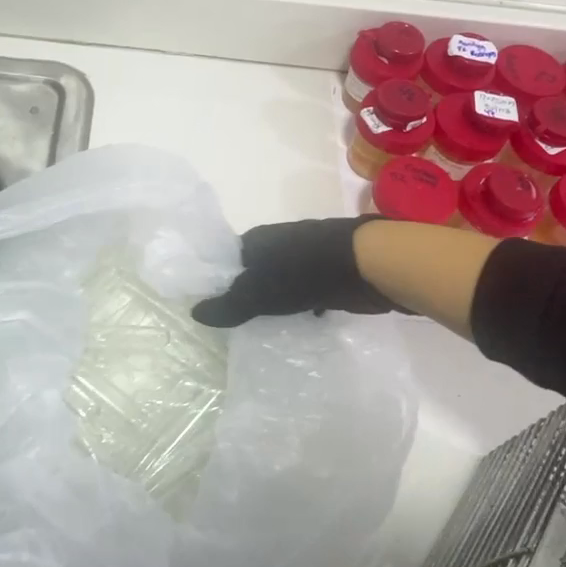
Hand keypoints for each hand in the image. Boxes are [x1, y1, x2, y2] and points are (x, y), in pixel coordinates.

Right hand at [191, 217, 402, 326]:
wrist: (370, 263)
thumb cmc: (307, 272)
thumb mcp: (261, 292)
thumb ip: (231, 305)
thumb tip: (195, 313)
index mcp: (261, 239)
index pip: (232, 258)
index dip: (222, 280)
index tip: (215, 307)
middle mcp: (283, 243)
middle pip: (258, 269)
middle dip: (250, 291)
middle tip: (238, 322)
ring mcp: (310, 257)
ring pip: (284, 280)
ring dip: (278, 299)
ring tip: (267, 327)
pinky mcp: (333, 273)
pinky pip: (309, 290)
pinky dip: (305, 304)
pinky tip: (304, 321)